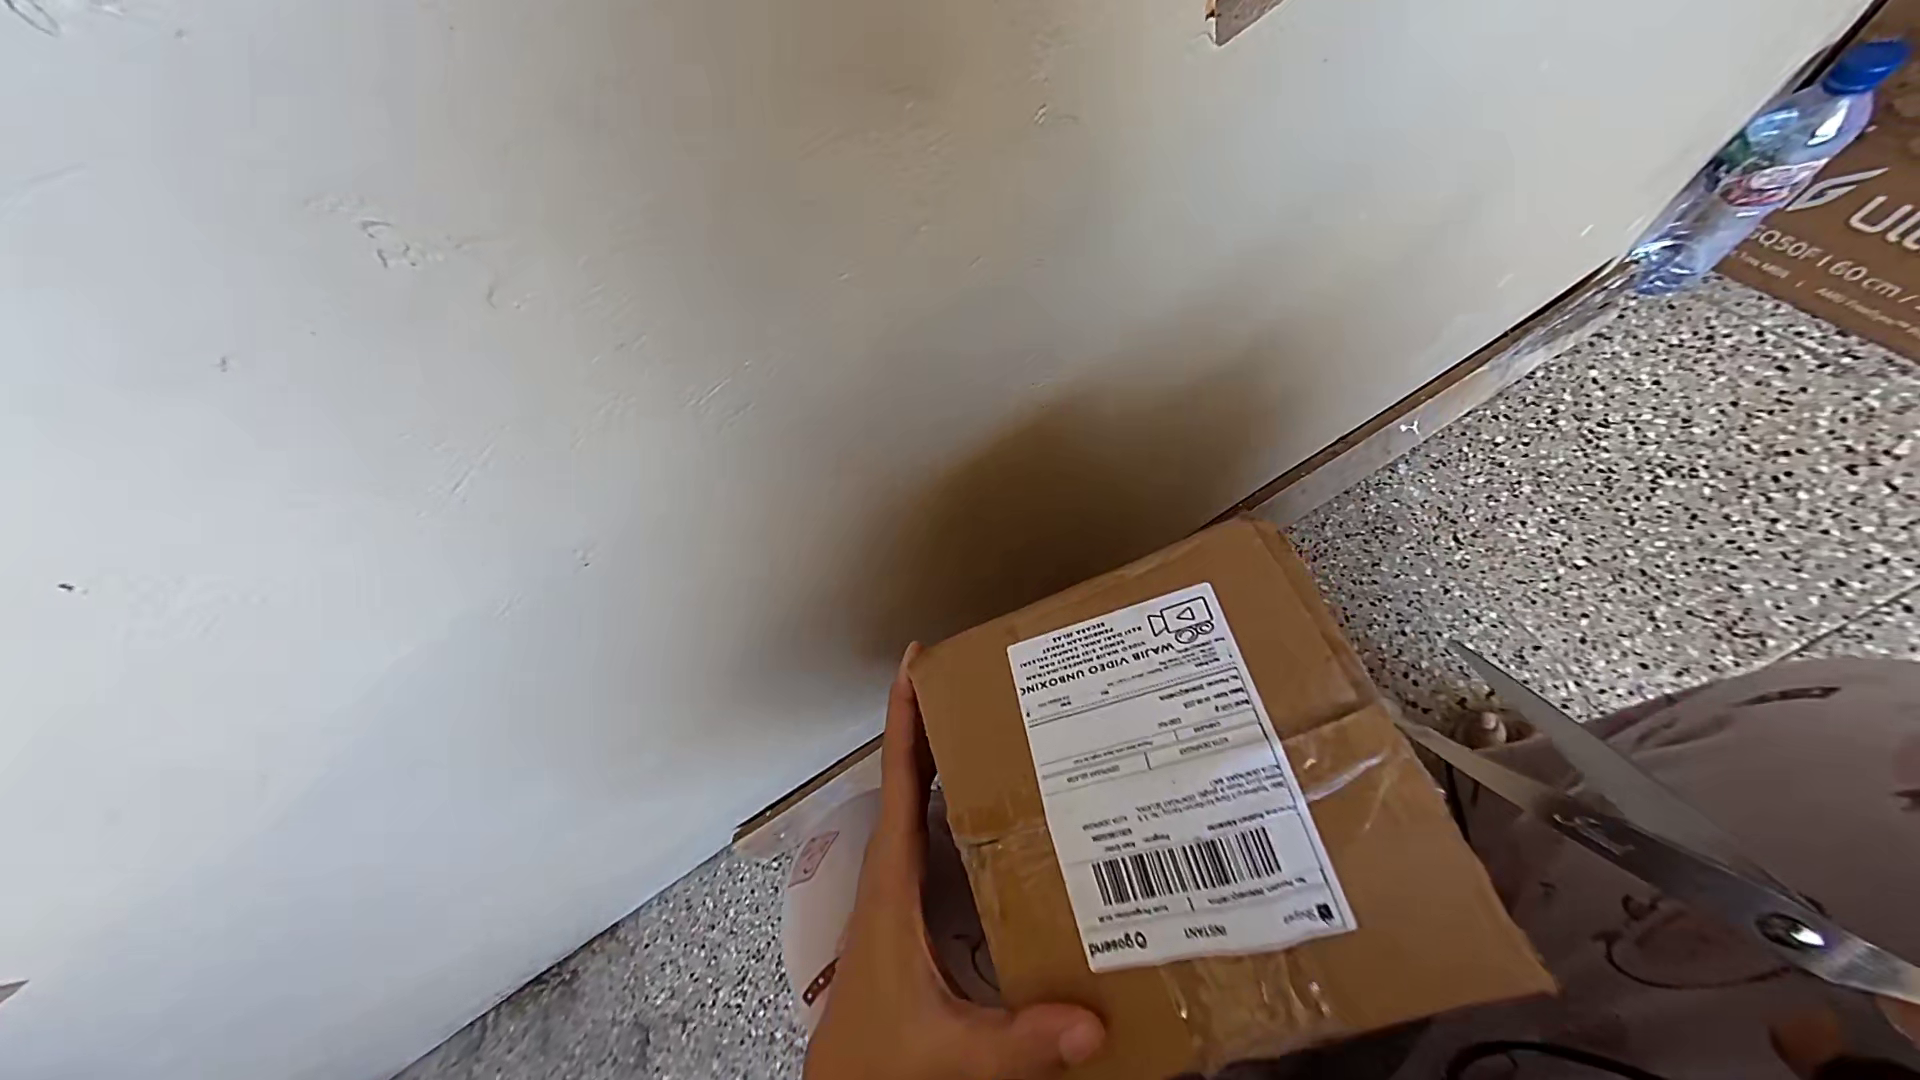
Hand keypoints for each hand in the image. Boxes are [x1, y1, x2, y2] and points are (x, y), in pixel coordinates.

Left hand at [803, 644, 1106, 1079]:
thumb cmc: (881, 1060)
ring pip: (917, 798)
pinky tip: (983, 800)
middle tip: (971, 675)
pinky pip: (926, 830)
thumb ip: (1021, 1039)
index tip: (915, 660)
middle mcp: (891, 864)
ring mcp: (896, 881)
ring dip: (939, 753)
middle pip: (909, 772)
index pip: (899, 776)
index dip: (904, 714)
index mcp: (892, 876)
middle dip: (930, 716)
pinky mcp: (906, 901)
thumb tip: (1095, 1022)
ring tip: (983, 717)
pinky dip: (945, 797)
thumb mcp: (952, 1052)